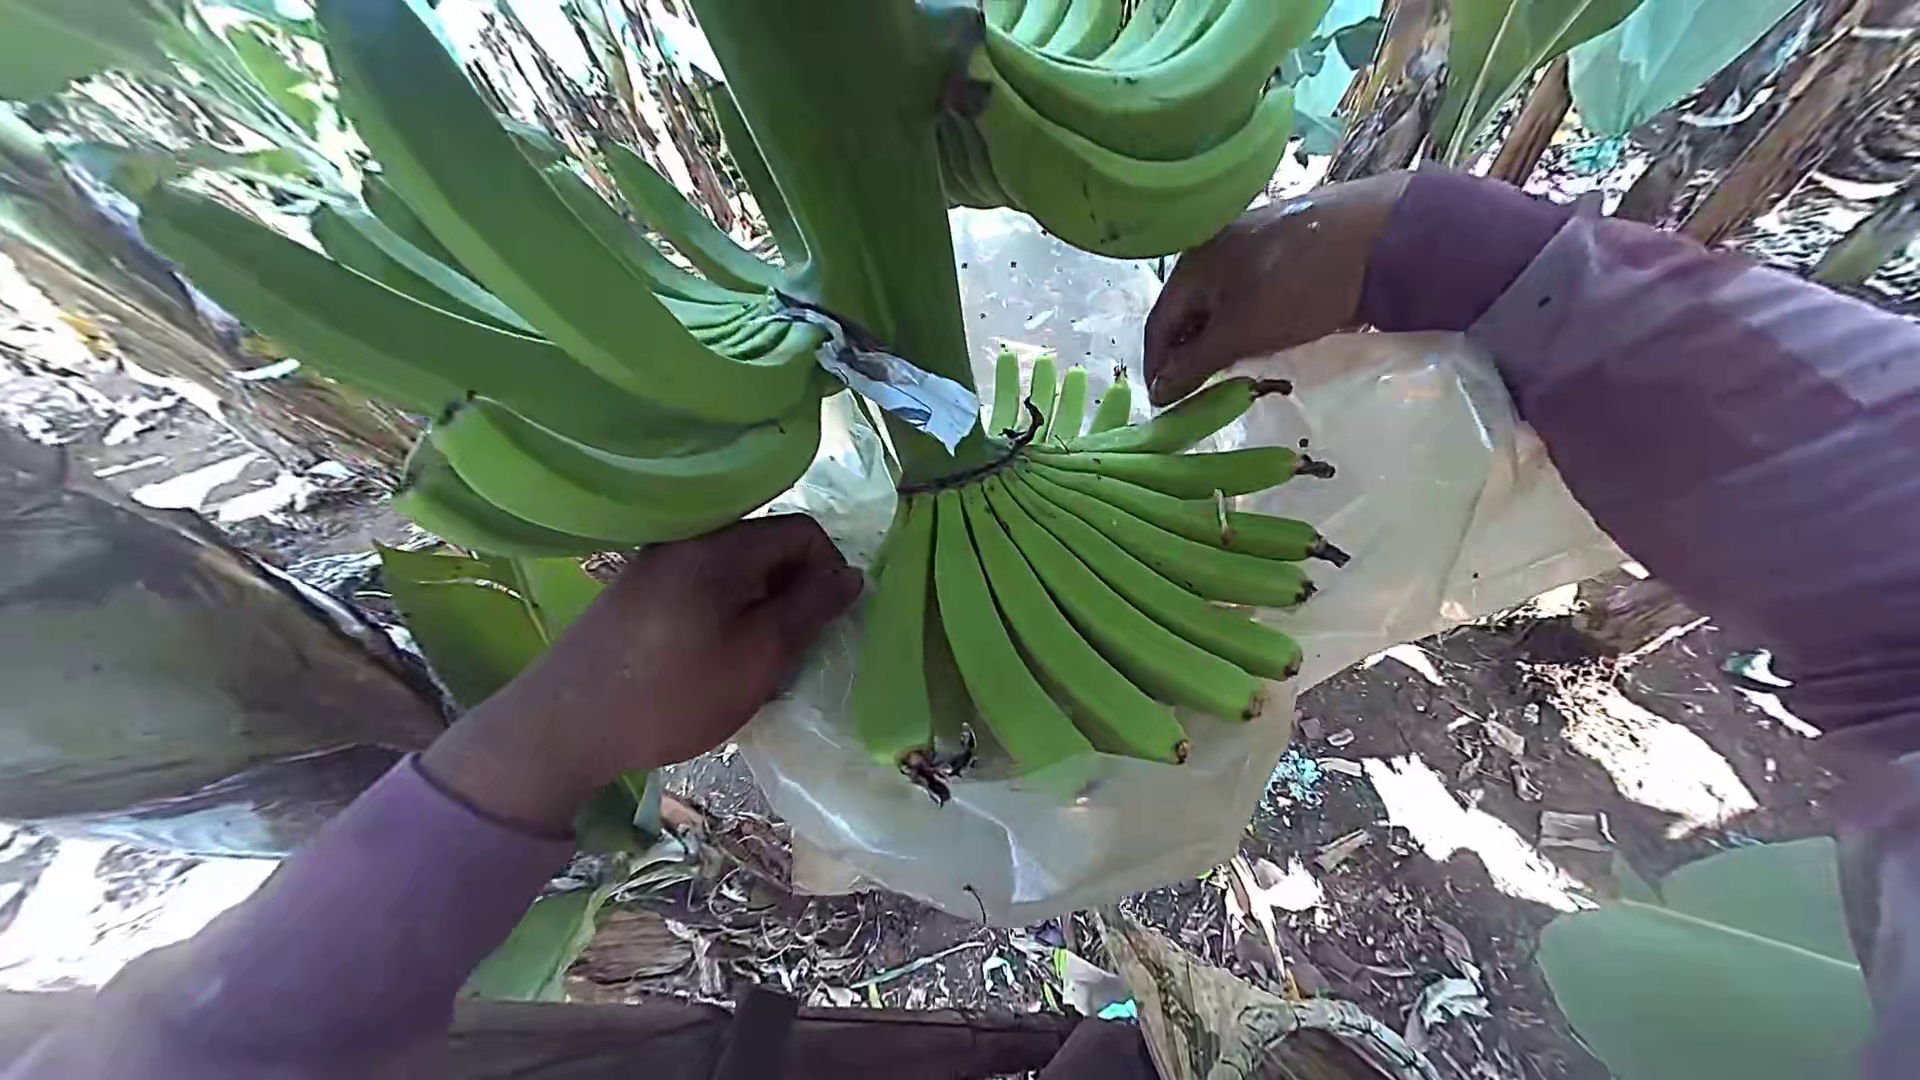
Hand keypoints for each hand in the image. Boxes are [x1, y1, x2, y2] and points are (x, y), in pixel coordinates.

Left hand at [421, 515, 862, 832]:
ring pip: (742, 566)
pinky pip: (709, 580)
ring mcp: (662, 559)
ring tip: (758, 651)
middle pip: (772, 545)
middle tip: (793, 643)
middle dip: (796, 588)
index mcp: (721, 547)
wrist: (560, 731)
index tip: (827, 619)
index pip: (804, 531)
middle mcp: (691, 539)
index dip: (829, 570)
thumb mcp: (758, 656)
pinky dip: (732, 606)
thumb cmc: (672, 696)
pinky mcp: (644, 583)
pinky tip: (720, 649)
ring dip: (766, 601)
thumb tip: (851, 575)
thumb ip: (811, 608)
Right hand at [1144, 172, 1410, 404]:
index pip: (1158, 324)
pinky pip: (1241, 295)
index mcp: (1192, 264)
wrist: (1387, 236)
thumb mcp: (1238, 333)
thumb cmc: (1299, 286)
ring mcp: (1246, 245)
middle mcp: (1211, 249)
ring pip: (1214, 305)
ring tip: (1223, 372)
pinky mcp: (1278, 250)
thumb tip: (1158, 394)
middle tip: (1193, 392)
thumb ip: (1192, 366)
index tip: (1163, 402)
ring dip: (1212, 342)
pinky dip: (1238, 324)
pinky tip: (1252, 341)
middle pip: (1184, 314)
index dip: (1156, 367)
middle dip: (1184, 355)